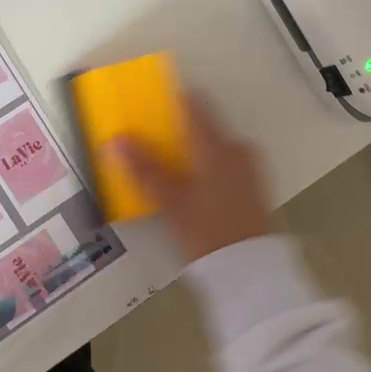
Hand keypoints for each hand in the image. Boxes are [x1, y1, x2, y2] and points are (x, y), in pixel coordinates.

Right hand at [111, 96, 271, 263]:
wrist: (251, 270)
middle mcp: (236, 148)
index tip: (151, 108)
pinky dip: (208, 169)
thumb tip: (115, 139)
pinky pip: (227, 165)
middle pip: (204, 128)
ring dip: (194, 153)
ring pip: (216, 148)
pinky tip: (194, 189)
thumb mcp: (170, 202)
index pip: (193, 105)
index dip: (171, 101)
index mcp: (215, 145)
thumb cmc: (206, 232)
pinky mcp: (256, 186)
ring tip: (170, 173)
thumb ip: (144, 168)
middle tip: (154, 148)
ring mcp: (250, 167)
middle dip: (179, 134)